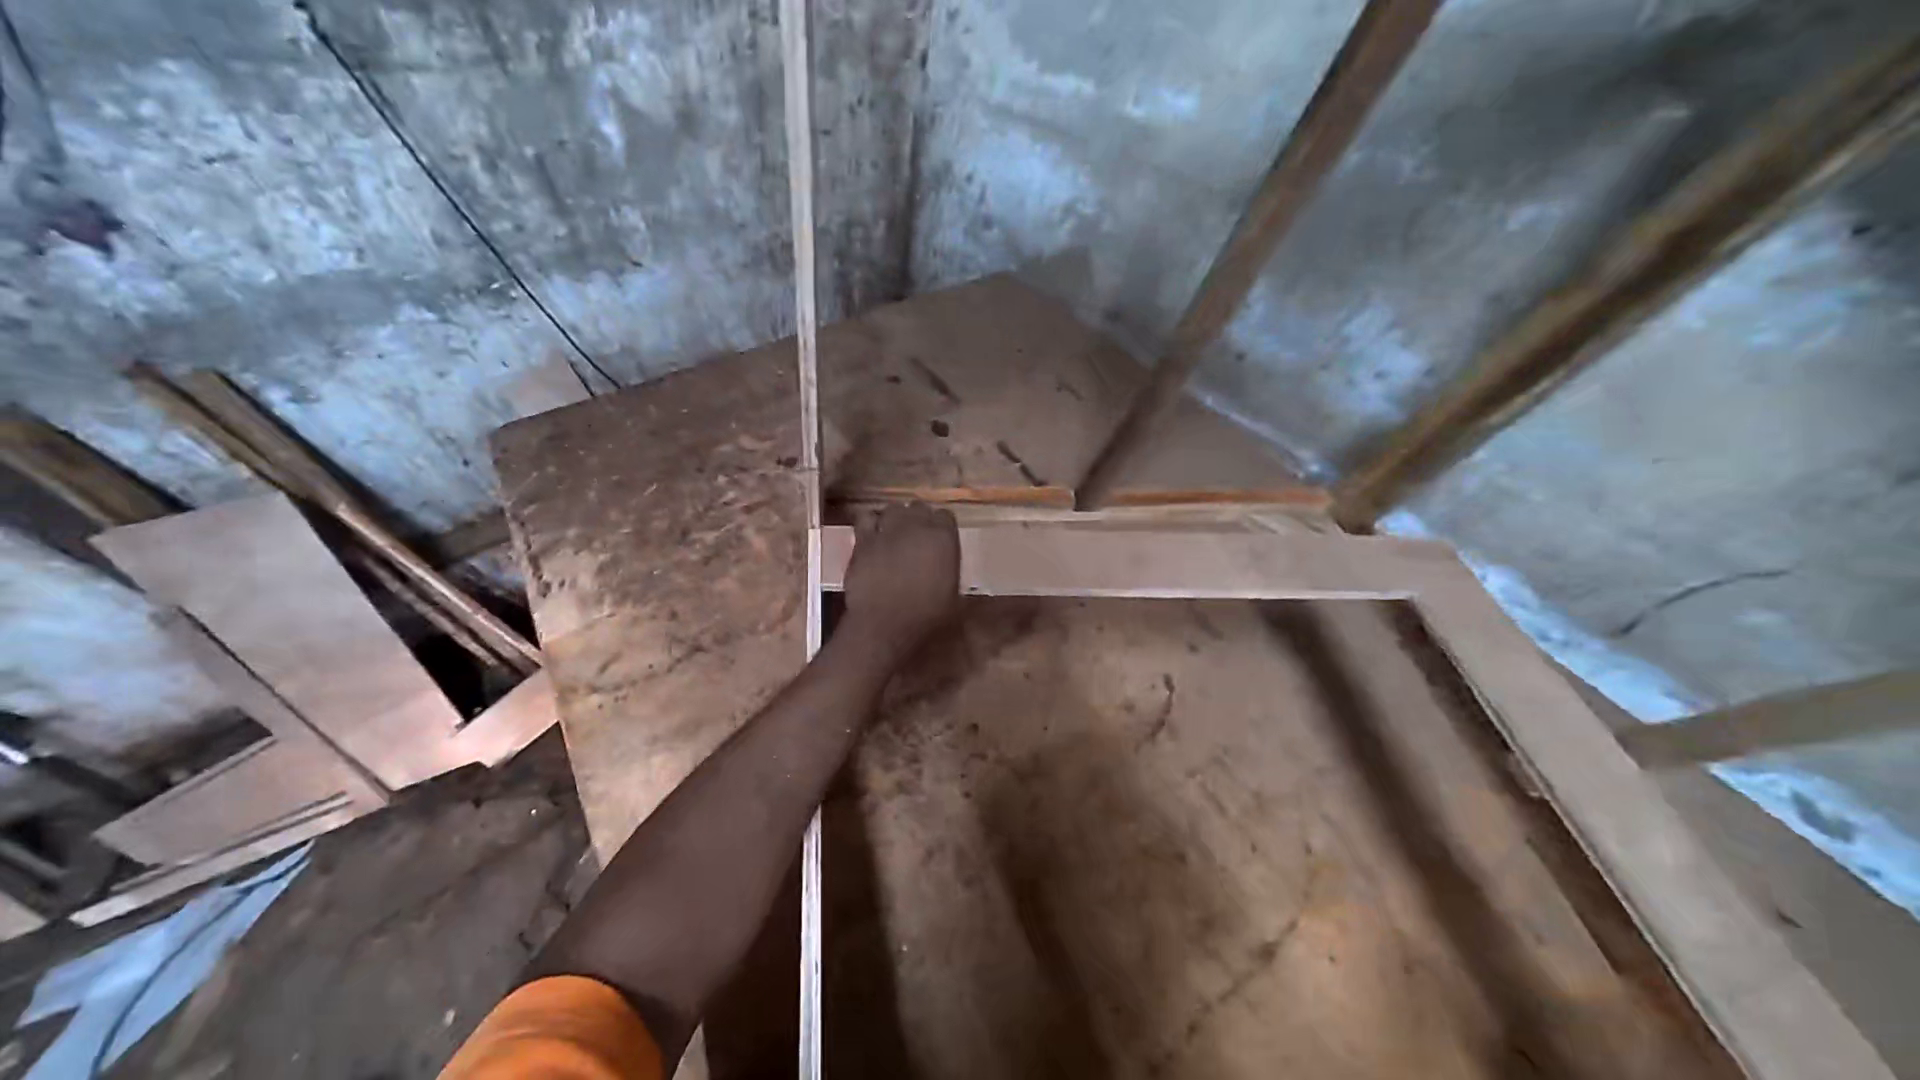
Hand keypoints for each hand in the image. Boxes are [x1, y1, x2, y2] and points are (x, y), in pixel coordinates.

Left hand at [840, 503, 959, 657]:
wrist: (886, 627)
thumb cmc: (927, 618)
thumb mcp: (953, 597)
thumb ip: (949, 572)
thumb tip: (945, 569)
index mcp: (944, 538)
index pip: (946, 516)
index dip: (941, 527)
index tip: (939, 539)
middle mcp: (917, 526)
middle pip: (919, 507)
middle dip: (918, 519)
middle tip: (916, 537)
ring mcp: (888, 530)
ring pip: (893, 508)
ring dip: (895, 518)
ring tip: (894, 532)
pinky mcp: (863, 540)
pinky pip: (865, 518)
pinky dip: (870, 523)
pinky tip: (872, 534)